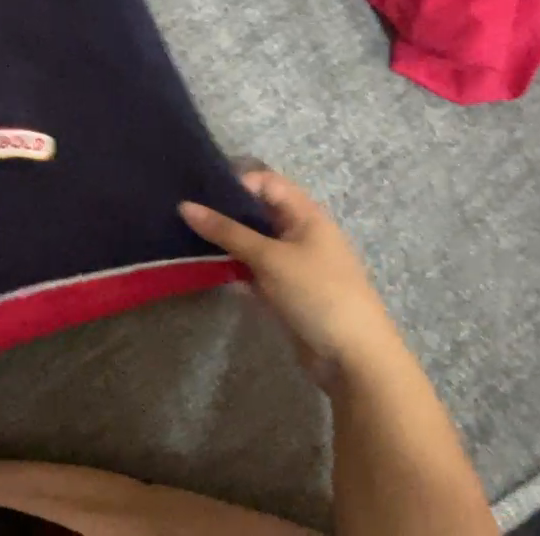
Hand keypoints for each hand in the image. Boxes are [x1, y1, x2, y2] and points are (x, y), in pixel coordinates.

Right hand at [179, 166, 399, 386]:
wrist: (354, 358)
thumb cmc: (317, 294)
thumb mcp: (270, 258)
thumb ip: (227, 231)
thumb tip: (184, 206)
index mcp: (307, 215)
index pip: (267, 182)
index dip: (236, 182)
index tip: (201, 191)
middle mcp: (300, 233)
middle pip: (258, 210)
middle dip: (225, 210)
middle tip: (186, 212)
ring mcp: (293, 262)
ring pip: (253, 240)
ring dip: (226, 239)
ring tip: (187, 235)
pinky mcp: (285, 288)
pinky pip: (254, 266)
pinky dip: (233, 264)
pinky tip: (205, 264)